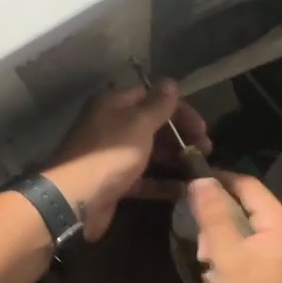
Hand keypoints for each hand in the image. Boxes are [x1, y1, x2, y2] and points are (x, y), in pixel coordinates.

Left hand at [43, 81, 208, 240]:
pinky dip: (163, 183)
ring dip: (175, 159)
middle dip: (180, 136)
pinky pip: (144, 179)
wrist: (76, 200)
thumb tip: (170, 82)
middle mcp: (112, 127)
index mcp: (114, 105)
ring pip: (150, 153)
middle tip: (205, 149)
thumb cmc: (110, 155)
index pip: (152, 97)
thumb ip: (158, 104)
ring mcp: (113, 157)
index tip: (202, 127)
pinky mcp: (115, 183)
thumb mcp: (139, 123)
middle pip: (153, 126)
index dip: (179, 109)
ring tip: (199, 170)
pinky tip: (184, 190)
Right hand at [188, 173, 281, 282]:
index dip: (217, 180)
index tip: (188, 185)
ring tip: (211, 272)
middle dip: (215, 228)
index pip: (246, 184)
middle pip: (240, 211)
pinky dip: (224, 266)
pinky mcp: (267, 271)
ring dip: (217, 251)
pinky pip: (239, 255)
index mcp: (279, 221)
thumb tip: (199, 179)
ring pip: (236, 236)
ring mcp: (275, 253)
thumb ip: (212, 214)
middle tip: (203, 250)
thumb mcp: (225, 252)